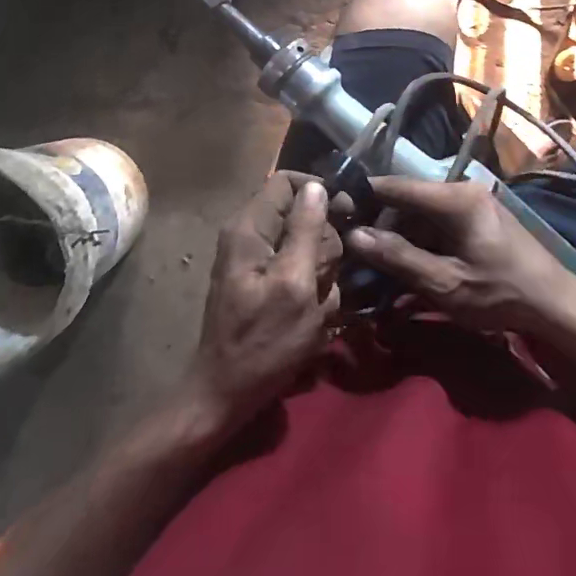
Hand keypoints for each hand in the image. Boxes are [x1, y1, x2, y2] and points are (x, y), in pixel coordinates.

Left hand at [185, 174, 341, 426]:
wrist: (227, 394)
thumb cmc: (263, 342)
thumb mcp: (294, 283)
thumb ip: (306, 231)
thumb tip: (318, 187)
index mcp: (249, 228)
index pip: (288, 182)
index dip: (320, 191)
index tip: (348, 213)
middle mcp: (248, 235)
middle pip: (301, 212)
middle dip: (324, 240)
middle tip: (328, 275)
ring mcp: (256, 259)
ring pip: (306, 241)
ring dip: (323, 267)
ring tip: (320, 299)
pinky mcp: (264, 281)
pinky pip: (300, 266)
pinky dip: (314, 283)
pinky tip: (315, 310)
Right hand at [345, 177, 575, 338]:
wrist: (555, 306)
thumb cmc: (502, 293)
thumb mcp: (446, 282)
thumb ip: (399, 257)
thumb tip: (354, 235)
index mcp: (456, 199)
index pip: (397, 186)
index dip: (363, 195)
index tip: (332, 208)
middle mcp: (462, 193)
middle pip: (407, 203)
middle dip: (378, 227)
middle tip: (350, 251)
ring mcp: (471, 208)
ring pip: (419, 219)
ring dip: (397, 243)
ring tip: (370, 269)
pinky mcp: (475, 224)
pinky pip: (436, 230)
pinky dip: (418, 249)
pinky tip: (401, 275)